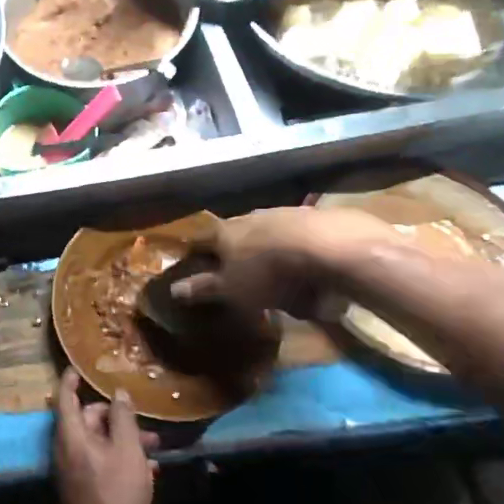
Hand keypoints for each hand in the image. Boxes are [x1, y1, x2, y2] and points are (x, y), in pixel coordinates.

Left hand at [52, 369, 159, 503]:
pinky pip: (98, 460)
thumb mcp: (128, 450)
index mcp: (71, 435)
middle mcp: (66, 448)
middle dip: (114, 416)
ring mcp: (72, 468)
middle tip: (143, 421)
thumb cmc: (117, 493)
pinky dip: (118, 457)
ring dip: (122, 439)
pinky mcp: (82, 485)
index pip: (66, 397)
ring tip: (154, 449)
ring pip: (97, 441)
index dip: (71, 380)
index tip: (78, 367)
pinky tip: (146, 469)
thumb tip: (119, 394)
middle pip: (86, 419)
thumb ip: (123, 418)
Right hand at [173, 206, 402, 317]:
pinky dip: (300, 247)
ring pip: (268, 231)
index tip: (197, 264)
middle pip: (237, 233)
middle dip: (238, 250)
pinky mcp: (316, 216)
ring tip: (282, 272)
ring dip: (270, 247)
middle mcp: (250, 216)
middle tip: (244, 274)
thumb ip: (205, 289)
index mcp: (224, 232)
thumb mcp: (232, 290)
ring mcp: (284, 212)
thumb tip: (173, 290)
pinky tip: (311, 263)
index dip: (198, 252)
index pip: (202, 239)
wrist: (329, 248)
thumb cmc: (268, 272)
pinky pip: (300, 233)